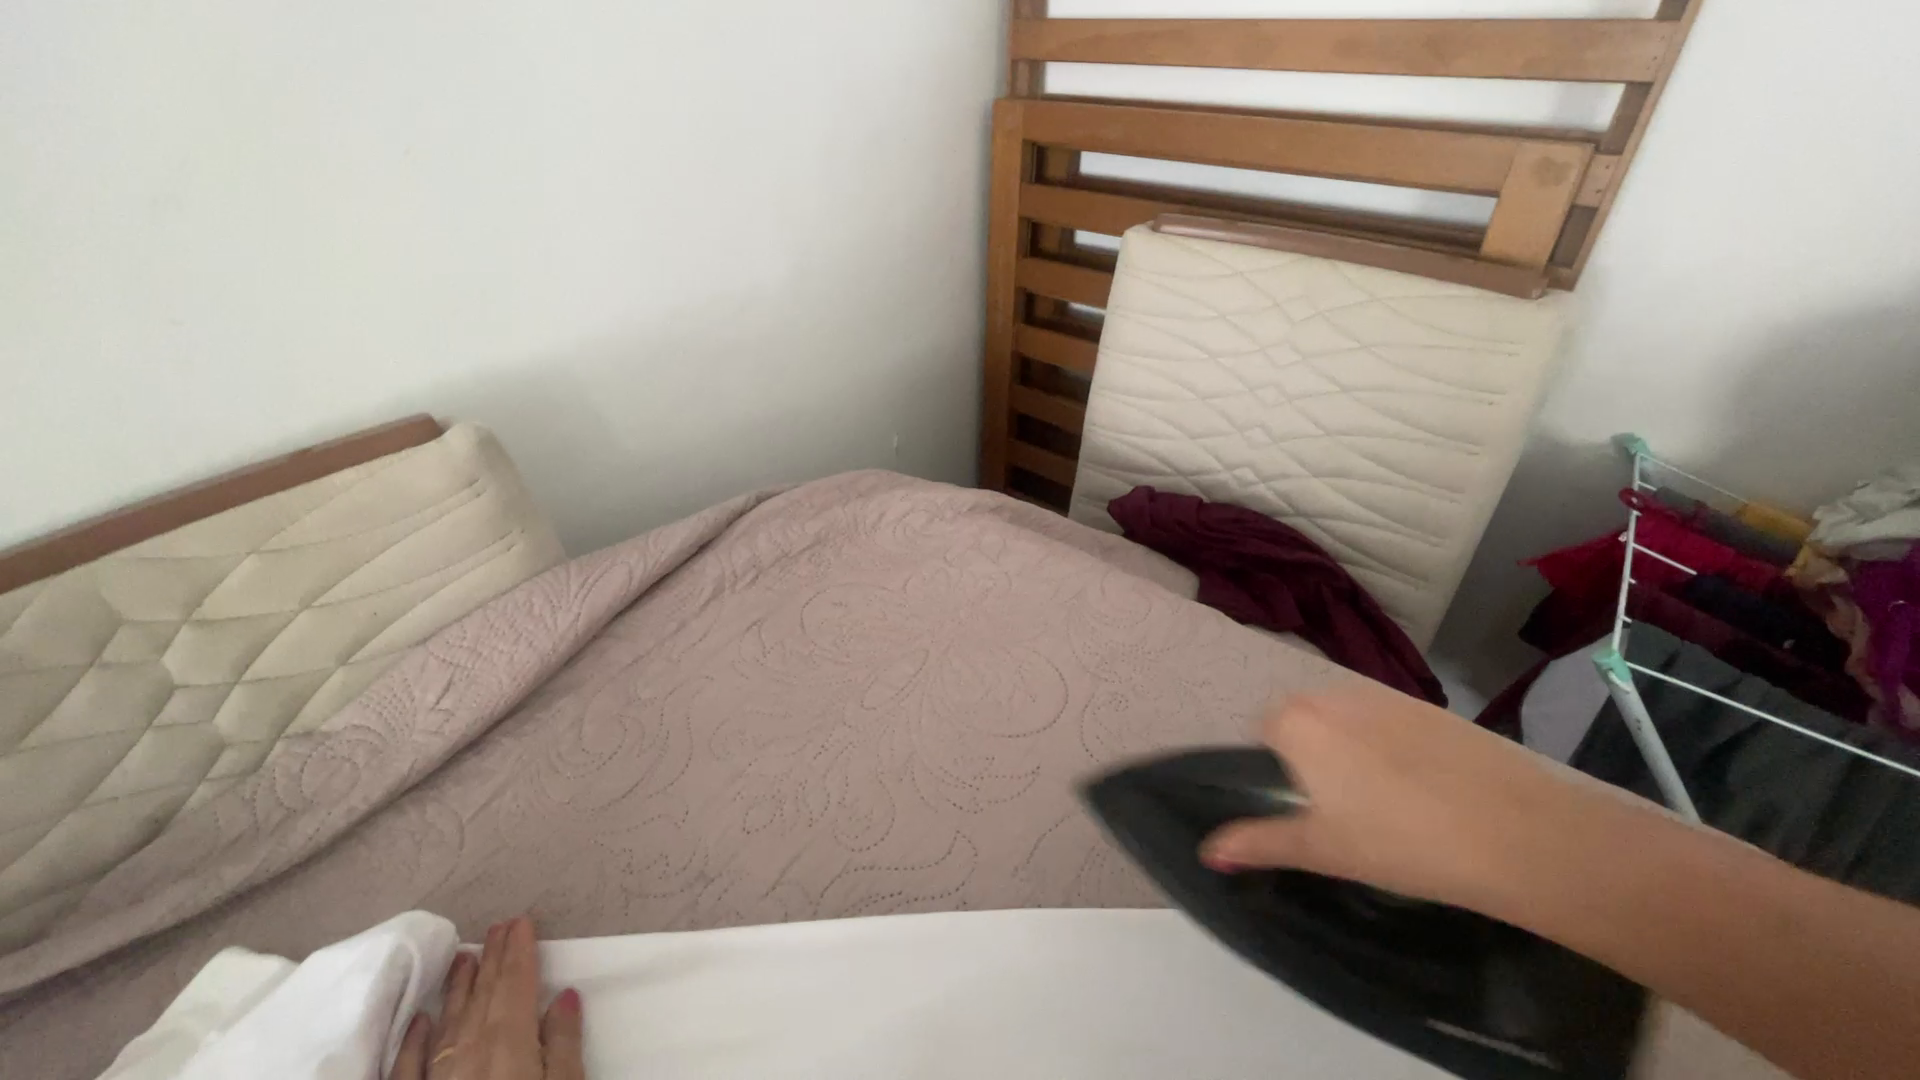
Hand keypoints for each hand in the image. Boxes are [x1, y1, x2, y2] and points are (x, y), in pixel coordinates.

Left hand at [388, 916, 584, 1079]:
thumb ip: (563, 1045)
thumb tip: (564, 996)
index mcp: (510, 1046)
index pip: (515, 988)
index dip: (519, 954)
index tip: (520, 922)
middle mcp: (468, 1056)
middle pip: (482, 999)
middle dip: (492, 961)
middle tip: (496, 927)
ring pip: (446, 1026)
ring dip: (456, 990)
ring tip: (462, 958)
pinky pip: (407, 1069)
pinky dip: (414, 1040)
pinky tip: (419, 1021)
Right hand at [1198, 679, 1662, 915]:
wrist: (1520, 833)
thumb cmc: (1400, 842)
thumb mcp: (1321, 850)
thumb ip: (1257, 843)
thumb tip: (1207, 851)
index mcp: (1297, 721)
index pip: (1261, 733)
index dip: (1276, 773)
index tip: (1303, 811)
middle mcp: (1332, 694)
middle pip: (1303, 722)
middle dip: (1311, 759)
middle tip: (1343, 813)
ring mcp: (1385, 695)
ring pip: (1347, 722)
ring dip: (1351, 752)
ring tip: (1388, 805)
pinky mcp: (1429, 705)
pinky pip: (1388, 723)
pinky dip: (1392, 749)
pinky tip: (1424, 791)